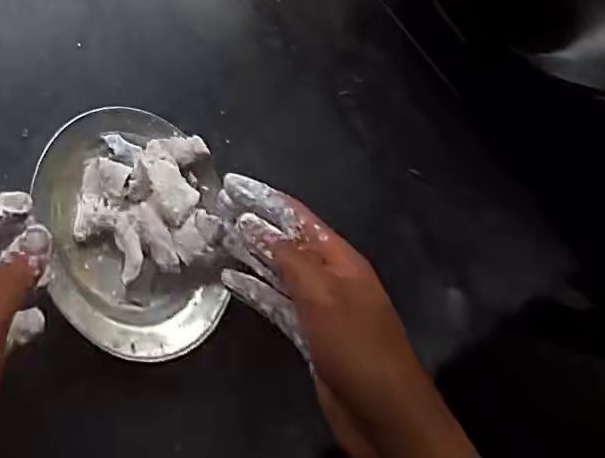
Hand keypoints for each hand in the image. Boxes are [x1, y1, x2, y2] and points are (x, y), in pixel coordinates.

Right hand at [219, 175, 475, 457]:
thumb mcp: (322, 293)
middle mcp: (329, 276)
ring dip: (249, 253)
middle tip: (217, 207)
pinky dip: (254, 288)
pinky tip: (230, 278)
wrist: (387, 420)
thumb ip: (285, 255)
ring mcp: (319, 306)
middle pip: (285, 241)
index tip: (231, 184)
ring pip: (277, 270)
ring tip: (217, 236)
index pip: (296, 216)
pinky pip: (275, 302)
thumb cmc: (357, 347)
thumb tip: (250, 222)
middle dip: (252, 223)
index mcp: (340, 259)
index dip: (263, 198)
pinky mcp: (307, 334)